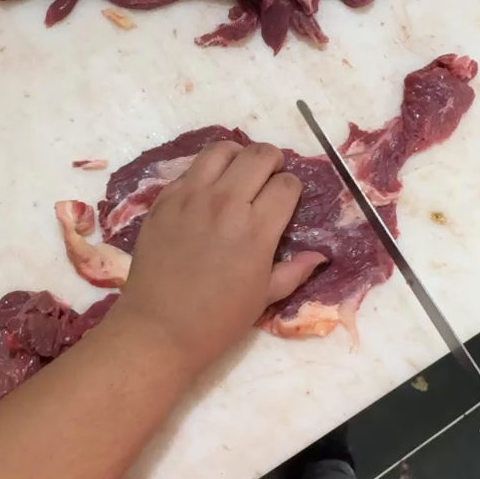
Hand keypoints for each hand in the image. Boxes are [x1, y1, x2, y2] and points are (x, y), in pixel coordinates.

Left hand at [109, 141, 325, 375]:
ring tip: (238, 173)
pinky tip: (206, 194)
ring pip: (221, 149)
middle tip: (268, 178)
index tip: (286, 201)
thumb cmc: (218, 320)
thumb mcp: (265, 297)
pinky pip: (189, 170)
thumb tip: (320, 255)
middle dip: (272, 161)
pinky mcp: (163, 200)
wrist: (159, 329)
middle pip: (258, 155)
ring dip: (237, 156)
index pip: (286, 184)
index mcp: (255, 229)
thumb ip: (294, 270)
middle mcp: (224, 203)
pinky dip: (204, 174)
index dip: (292, 189)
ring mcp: (189, 197)